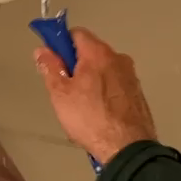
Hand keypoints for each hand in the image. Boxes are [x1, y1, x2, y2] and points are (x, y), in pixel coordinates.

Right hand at [33, 27, 156, 165]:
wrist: (127, 147)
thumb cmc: (89, 117)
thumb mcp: (60, 93)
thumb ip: (51, 68)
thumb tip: (42, 50)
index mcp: (98, 53)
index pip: (77, 33)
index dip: (61, 43)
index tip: (53, 61)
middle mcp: (118, 58)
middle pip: (91, 52)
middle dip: (76, 64)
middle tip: (64, 88)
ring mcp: (131, 76)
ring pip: (104, 69)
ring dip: (91, 79)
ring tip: (82, 105)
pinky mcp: (138, 94)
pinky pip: (115, 84)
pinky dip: (104, 92)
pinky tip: (98, 112)